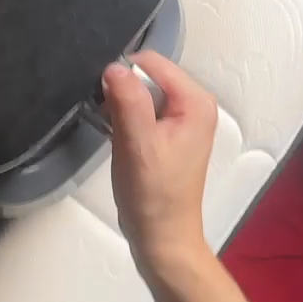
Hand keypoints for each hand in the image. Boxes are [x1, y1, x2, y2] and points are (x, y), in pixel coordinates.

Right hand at [102, 51, 218, 271]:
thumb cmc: (152, 194)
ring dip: (122, 108)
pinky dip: (127, 120)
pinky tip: (121, 140)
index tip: (106, 101)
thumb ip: (128, 100)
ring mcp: (183, 120)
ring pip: (142, 93)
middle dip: (123, 92)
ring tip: (116, 134)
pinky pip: (144, 111)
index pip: (152, 62)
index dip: (125, 75)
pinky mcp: (170, 134)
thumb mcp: (137, 144)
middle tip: (109, 121)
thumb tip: (113, 66)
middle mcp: (195, 104)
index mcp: (196, 101)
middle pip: (148, 76)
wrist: (162, 238)